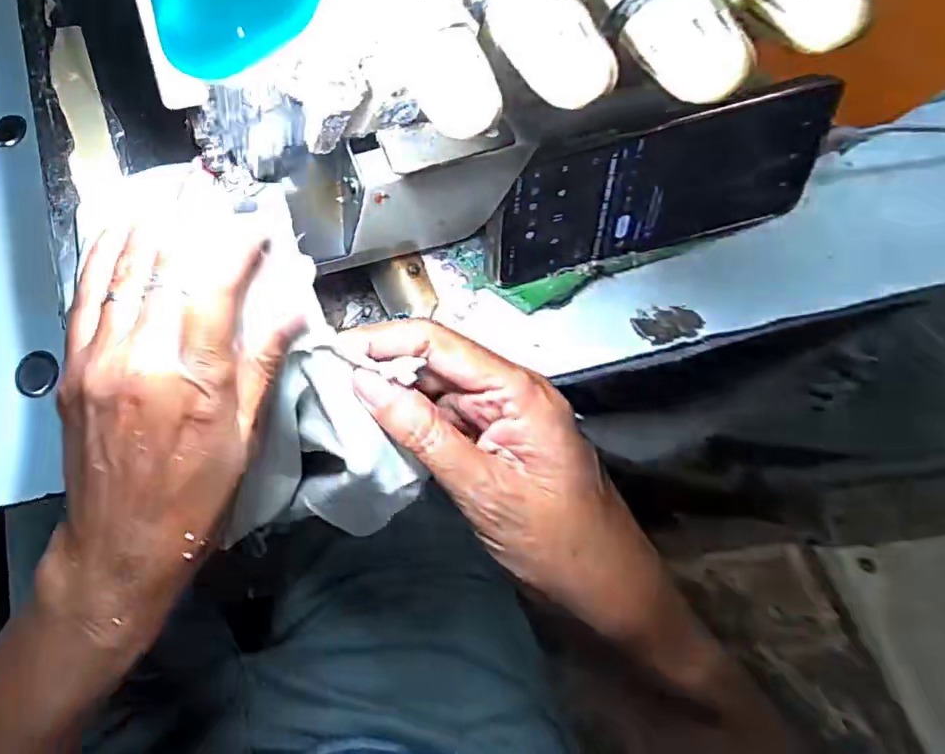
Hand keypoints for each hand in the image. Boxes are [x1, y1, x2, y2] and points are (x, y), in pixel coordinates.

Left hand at [36, 218, 300, 658]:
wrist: (117, 544)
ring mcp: (97, 361)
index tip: (253, 224)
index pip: (215, 288)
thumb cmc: (192, 499)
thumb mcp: (243, 440)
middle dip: (185, 219)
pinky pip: (83, 299)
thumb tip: (292, 305)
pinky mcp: (71, 368)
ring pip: (120, 276)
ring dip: (142, 228)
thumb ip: (263, 364)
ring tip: (160, 194)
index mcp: (194, 382)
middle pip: (163, 270)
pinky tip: (112, 233)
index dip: (235, 246)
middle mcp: (140, 361)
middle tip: (199, 184)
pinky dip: (99, 260)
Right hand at [335, 320, 792, 748]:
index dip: (383, 340)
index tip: (336, 350)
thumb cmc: (561, 547)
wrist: (614, 604)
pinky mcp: (487, 437)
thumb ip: (421, 431)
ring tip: (343, 393)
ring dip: (390, 387)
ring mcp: (497, 414)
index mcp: (517, 391)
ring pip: (430, 384)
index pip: (438, 342)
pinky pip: (437, 412)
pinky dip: (405, 414)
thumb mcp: (483, 489)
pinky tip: (376, 420)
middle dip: (381, 361)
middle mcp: (506, 391)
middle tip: (330, 372)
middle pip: (431, 357)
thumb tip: (362, 383)